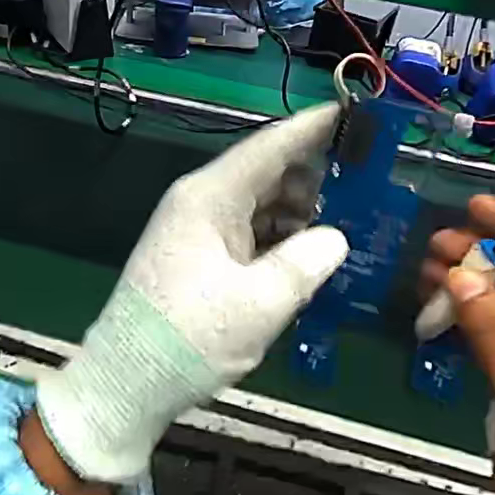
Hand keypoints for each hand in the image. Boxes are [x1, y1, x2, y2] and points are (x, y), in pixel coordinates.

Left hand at [35, 104, 347, 485]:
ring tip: (348, 219)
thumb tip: (337, 238)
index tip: (352, 112)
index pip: (269, 146)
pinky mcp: (203, 253)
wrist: (127, 381)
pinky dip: (283, 234)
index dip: (312, 128)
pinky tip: (312, 250)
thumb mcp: (258, 305)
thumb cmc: (188, 338)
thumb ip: (305, 264)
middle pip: (267, 171)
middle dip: (315, 173)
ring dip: (301, 208)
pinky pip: (252, 228)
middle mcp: (204, 200)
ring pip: (262, 201)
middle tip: (367, 179)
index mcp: (211, 197)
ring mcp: (201, 227)